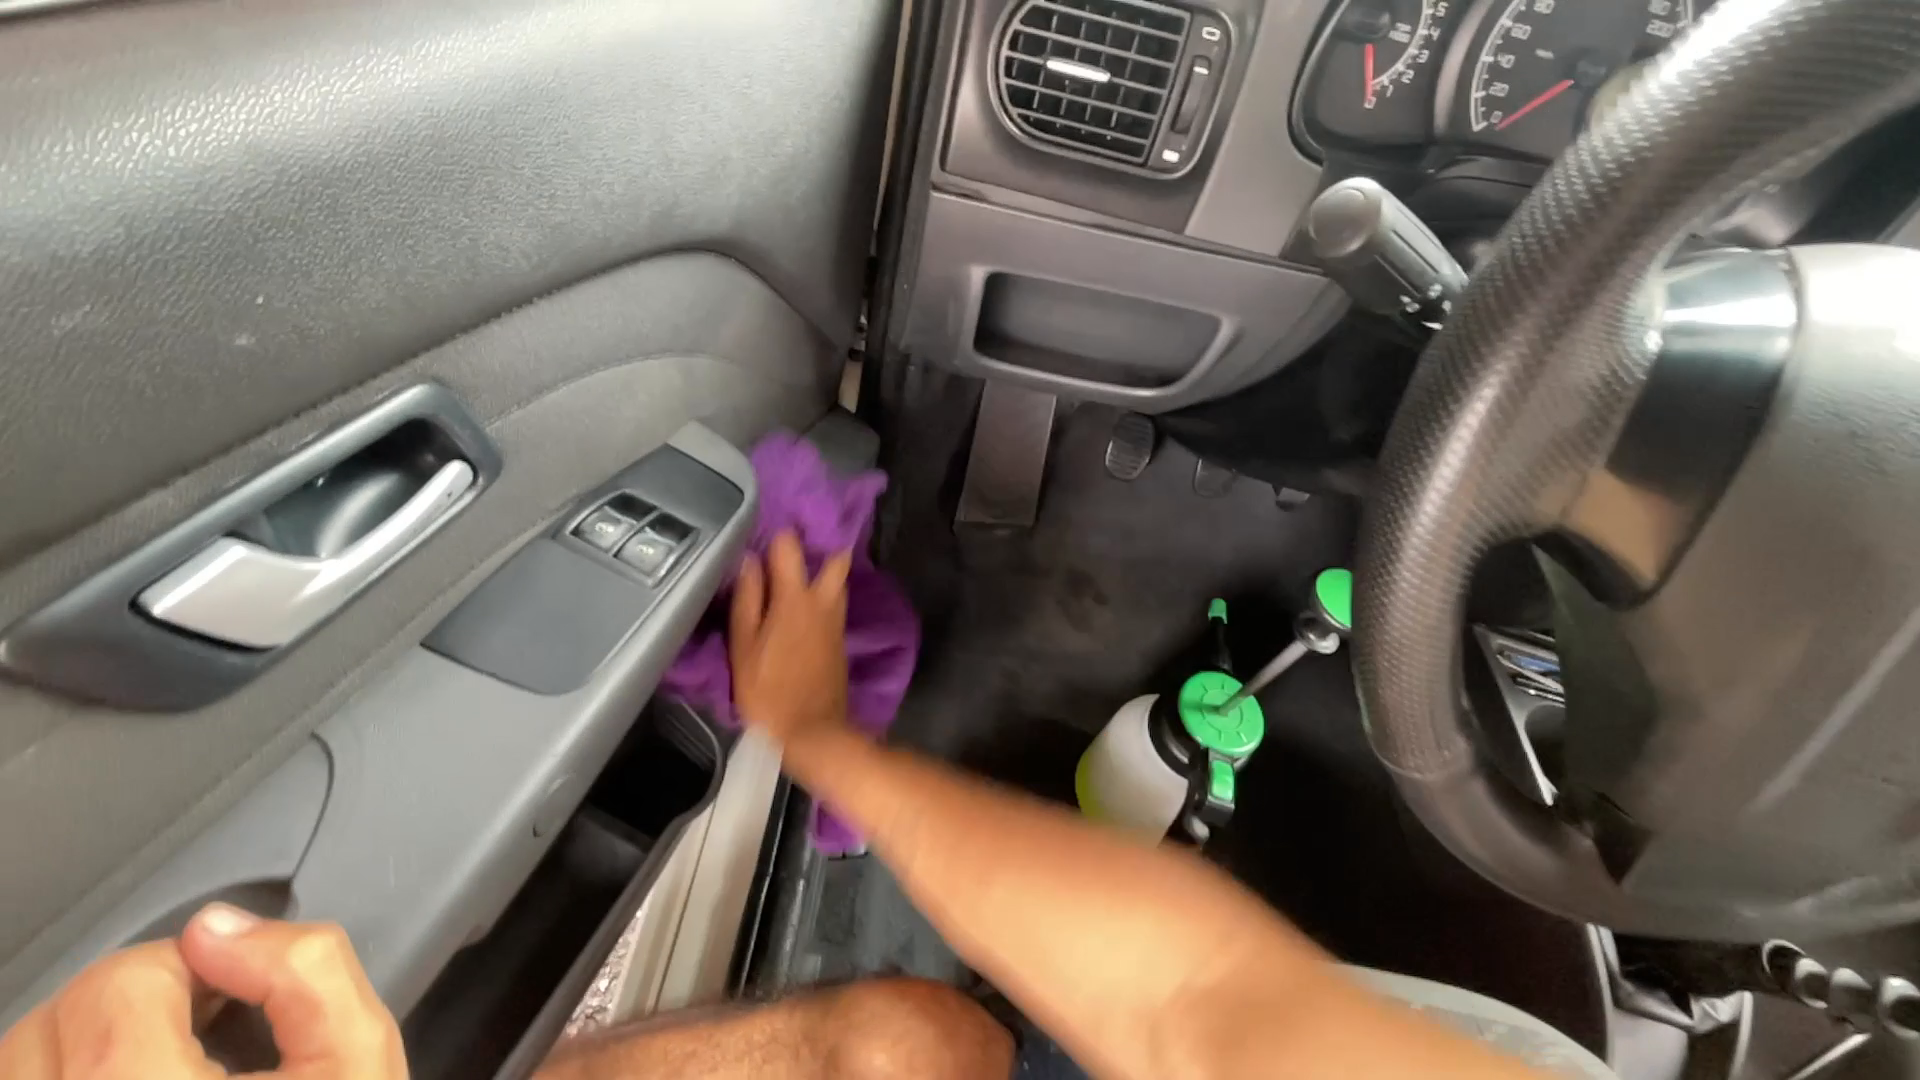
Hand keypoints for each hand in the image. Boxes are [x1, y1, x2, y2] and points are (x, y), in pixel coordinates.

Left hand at [0, 904, 405, 1078]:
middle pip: (51, 1020)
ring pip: (13, 1067)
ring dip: (89, 1045)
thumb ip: (311, 970)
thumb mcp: (359, 1059)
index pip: (123, 979)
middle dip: (138, 999)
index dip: (199, 965)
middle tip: (211, 1023)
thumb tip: (223, 926)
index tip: (241, 988)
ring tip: (167, 1064)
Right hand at [729, 530, 853, 745]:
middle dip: (819, 545)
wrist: (814, 731)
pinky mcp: (841, 638)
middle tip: (792, 546)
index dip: (778, 535)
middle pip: (834, 558)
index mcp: (795, 598)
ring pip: (838, 581)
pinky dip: (824, 593)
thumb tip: (747, 560)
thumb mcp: (743, 647)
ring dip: (823, 570)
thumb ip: (747, 600)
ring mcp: (837, 620)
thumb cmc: (769, 691)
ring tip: (795, 570)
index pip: (791, 547)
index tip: (763, 531)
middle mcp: (823, 601)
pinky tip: (804, 599)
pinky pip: (835, 603)